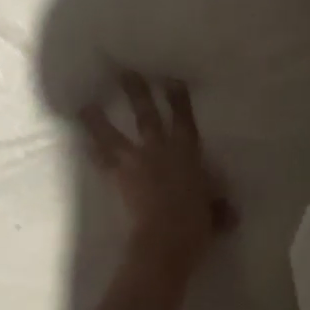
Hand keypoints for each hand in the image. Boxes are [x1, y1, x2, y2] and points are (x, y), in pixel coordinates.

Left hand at [80, 74, 235, 271]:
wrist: (167, 237)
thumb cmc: (196, 222)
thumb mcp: (214, 213)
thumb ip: (218, 208)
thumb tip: (229, 212)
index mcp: (187, 152)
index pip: (184, 119)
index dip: (179, 99)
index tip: (172, 79)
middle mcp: (160, 149)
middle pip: (147, 115)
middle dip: (137, 92)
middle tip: (125, 72)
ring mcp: (136, 161)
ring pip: (114, 134)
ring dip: (99, 120)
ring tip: (85, 105)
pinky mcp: (118, 177)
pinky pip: (101, 159)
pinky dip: (91, 149)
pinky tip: (81, 140)